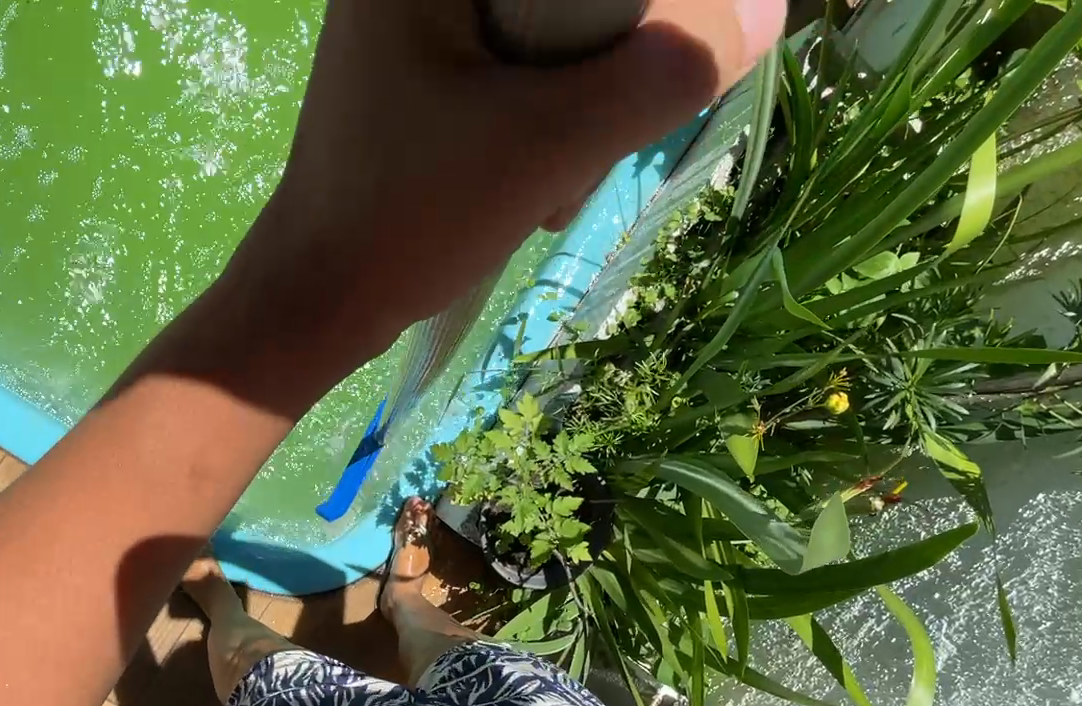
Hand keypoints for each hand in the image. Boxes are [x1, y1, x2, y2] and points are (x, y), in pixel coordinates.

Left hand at [224, 0, 784, 383]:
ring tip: (542, 191)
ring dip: (570, 117)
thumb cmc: (411, 219)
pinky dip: (535, 131)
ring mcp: (413, 28)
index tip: (634, 89)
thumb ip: (661, 74)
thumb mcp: (546, 147)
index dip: (634, 20)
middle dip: (598, 78)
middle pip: (566, 5)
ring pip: (545, 42)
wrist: (317, 300)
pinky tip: (522, 192)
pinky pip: (511, 78)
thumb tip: (764, 9)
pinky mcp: (417, 79)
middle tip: (579, 153)